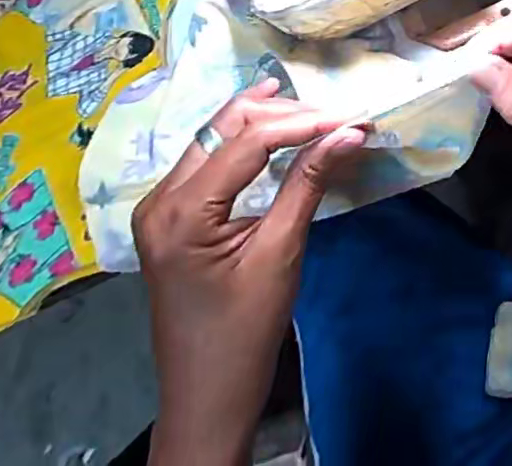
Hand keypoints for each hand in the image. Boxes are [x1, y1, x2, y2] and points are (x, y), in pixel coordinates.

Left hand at [133, 79, 364, 463]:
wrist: (206, 398)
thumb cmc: (244, 334)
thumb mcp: (280, 253)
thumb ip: (309, 182)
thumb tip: (349, 132)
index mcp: (180, 210)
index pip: (248, 141)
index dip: (303, 122)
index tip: (351, 117)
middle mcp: (160, 195)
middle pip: (225, 126)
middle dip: (284, 113)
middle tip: (336, 117)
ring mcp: (160, 202)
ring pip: (216, 135)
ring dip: (266, 120)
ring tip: (315, 116)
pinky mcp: (171, 211)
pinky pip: (211, 157)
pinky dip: (248, 140)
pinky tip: (276, 127)